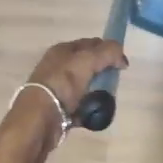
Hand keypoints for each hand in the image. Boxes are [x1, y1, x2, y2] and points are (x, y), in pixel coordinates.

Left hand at [8, 38, 127, 138]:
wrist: (40, 118)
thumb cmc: (62, 83)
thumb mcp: (87, 60)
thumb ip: (108, 52)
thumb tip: (122, 58)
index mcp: (63, 50)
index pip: (91, 44)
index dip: (107, 50)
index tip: (121, 63)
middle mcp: (59, 67)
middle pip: (89, 65)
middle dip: (103, 73)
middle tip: (114, 82)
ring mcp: (58, 88)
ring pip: (86, 86)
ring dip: (98, 93)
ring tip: (107, 100)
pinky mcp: (60, 108)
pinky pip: (81, 106)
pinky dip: (90, 109)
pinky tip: (96, 113)